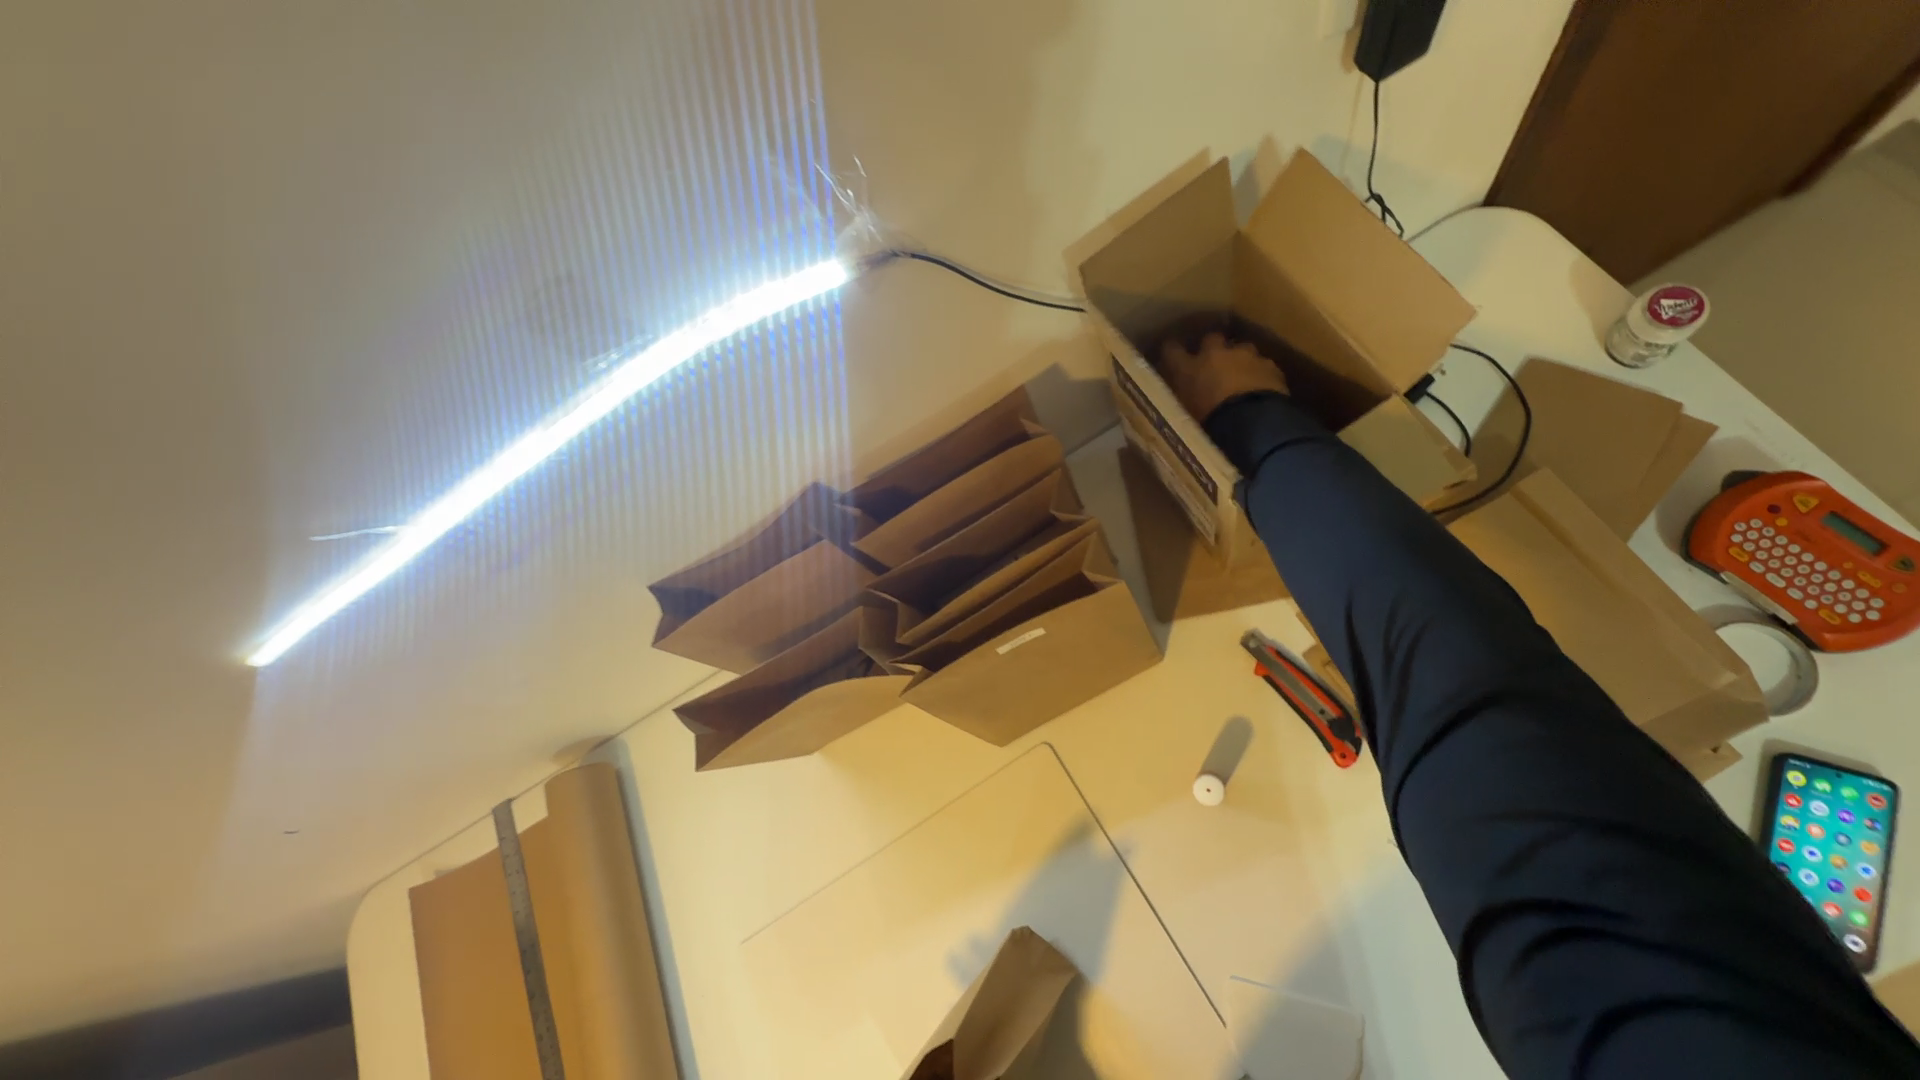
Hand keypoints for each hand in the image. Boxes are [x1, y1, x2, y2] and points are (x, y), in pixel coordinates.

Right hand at [1156, 332, 1289, 422]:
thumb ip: (1184, 399)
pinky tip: (1264, 389)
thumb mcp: (1187, 413)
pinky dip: (1261, 374)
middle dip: (1213, 348)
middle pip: (1211, 339)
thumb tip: (1184, 394)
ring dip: (1240, 360)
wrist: (1251, 423)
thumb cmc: (1209, 423)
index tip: (1173, 354)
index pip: (1172, 350)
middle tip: (1214, 363)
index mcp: (1188, 368)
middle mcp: (1215, 354)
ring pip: (1242, 350)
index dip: (1172, 352)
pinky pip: (1264, 366)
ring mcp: (1245, 356)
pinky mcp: (1269, 366)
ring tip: (1243, 378)